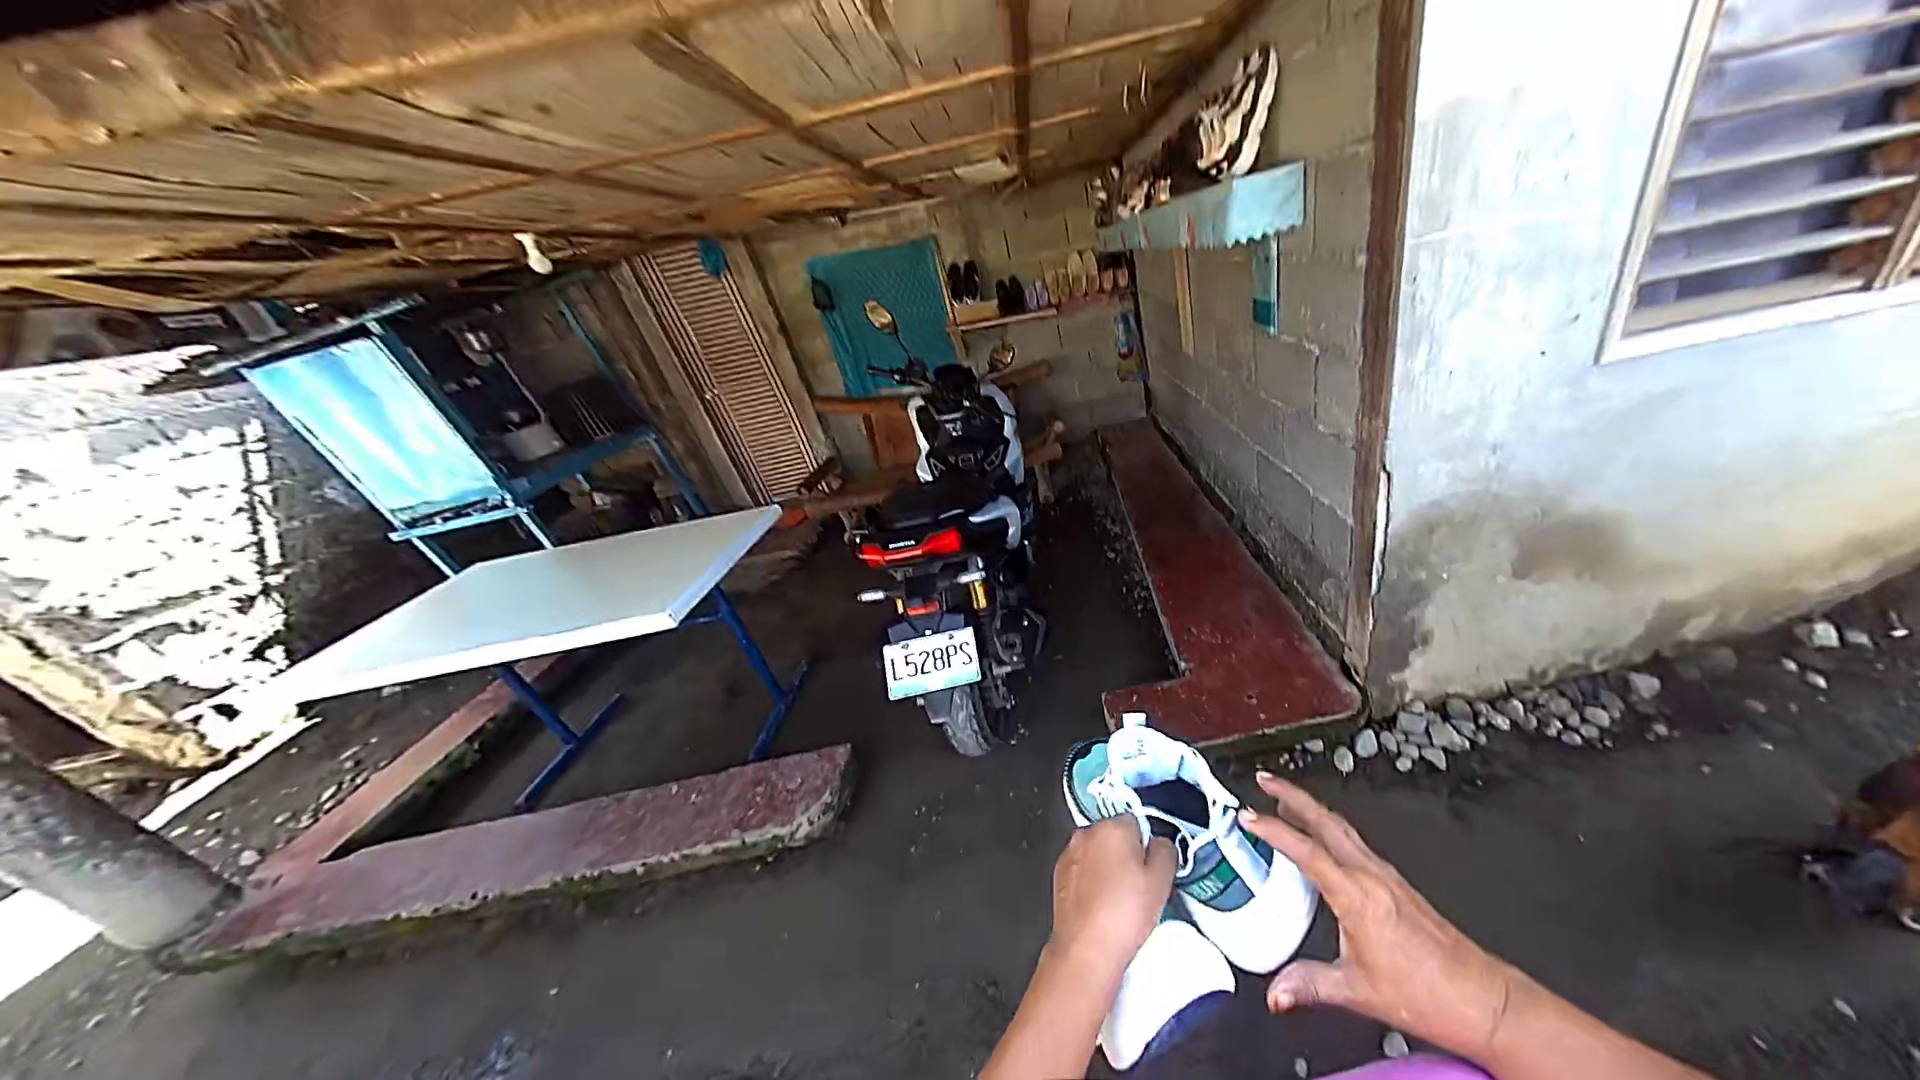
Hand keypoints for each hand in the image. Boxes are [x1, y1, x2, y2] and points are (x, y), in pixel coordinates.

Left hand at [980, 821, 1177, 1079]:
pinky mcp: (1059, 872)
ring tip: (1118, 900)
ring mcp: (1070, 852)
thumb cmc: (1123, 915)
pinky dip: (1090, 879)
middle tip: (1138, 885)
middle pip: (1115, 835)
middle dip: (1126, 854)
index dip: (1146, 846)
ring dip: (1107, 866)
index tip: (1151, 867)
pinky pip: (1082, 867)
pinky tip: (1101, 904)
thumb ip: (1166, 852)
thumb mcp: (1161, 882)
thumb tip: (1161, 843)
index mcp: (1114, 828)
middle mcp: (1087, 833)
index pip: (1137, 822)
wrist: (1086, 947)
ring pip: (1097, 851)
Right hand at [1239, 772, 1518, 1058]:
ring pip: (1342, 827)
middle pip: (1326, 821)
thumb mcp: (1358, 992)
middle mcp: (1373, 877)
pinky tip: (1323, 837)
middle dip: (1292, 794)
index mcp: (1358, 897)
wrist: (1486, 1002)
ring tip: (1286, 798)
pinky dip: (1330, 827)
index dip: (1274, 830)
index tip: (1249, 818)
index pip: (1307, 850)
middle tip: (1266, 780)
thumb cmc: (1434, 996)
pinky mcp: (1396, 883)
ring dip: (1311, 807)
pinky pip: (1355, 842)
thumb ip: (1309, 985)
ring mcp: (1387, 876)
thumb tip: (1277, 992)